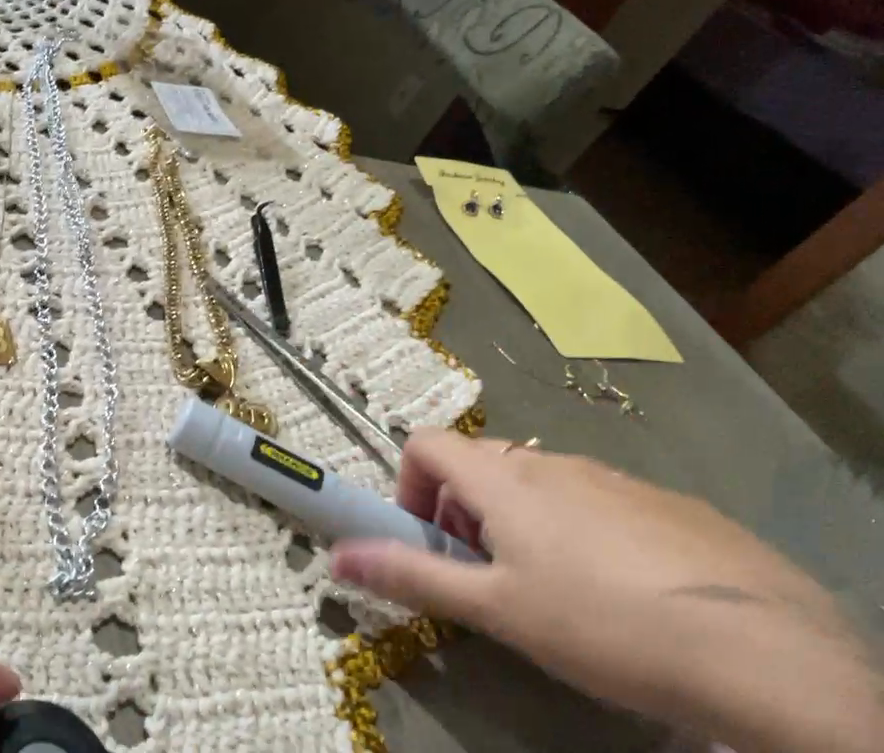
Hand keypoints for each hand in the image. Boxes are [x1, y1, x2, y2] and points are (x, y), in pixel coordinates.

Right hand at [330, 431, 882, 752]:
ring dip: (523, 517)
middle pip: (482, 461)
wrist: (768, 657)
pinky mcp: (678, 507)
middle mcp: (554, 464)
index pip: (425, 444)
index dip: (409, 484)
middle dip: (464, 506)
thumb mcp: (494, 609)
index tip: (428, 538)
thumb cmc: (602, 625)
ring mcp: (620, 480)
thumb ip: (409, 574)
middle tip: (486, 570)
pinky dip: (587, 528)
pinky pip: (605, 500)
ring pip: (544, 481)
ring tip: (556, 586)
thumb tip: (334, 554)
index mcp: (502, 481)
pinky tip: (625, 591)